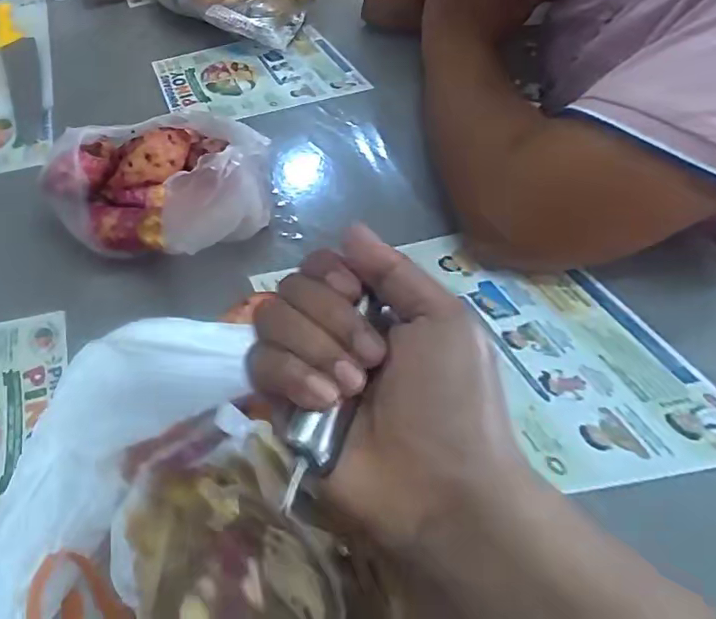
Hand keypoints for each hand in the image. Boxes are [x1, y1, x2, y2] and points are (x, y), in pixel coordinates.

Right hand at [248, 224, 527, 548]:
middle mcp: (327, 330)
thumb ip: (395, 270)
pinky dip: (293, 377)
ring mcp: (300, 365)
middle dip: (331, 320)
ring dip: (314, 349)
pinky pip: (260, 364)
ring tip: (351, 388)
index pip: (318, 264)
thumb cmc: (455, 402)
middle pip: (291, 287)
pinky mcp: (279, 402)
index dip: (330, 274)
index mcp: (366, 309)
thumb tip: (350, 228)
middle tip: (372, 360)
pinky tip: (324, 403)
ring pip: (269, 319)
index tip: (360, 298)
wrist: (443, 489)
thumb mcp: (446, 323)